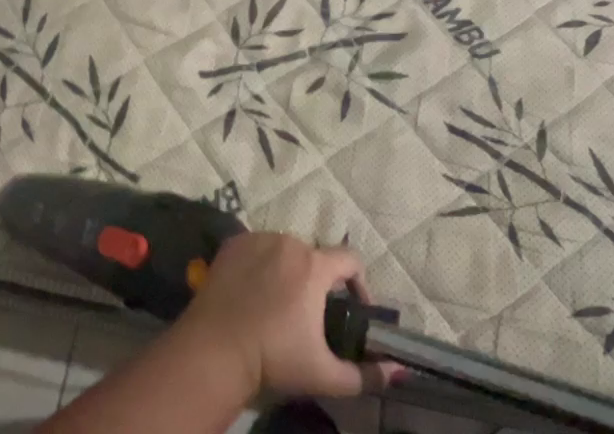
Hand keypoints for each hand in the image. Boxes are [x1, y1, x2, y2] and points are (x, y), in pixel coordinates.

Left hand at [172, 232, 405, 397]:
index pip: (351, 259)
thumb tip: (398, 372)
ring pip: (285, 250)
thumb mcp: (324, 374)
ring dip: (289, 270)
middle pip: (315, 256)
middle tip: (312, 313)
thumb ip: (366, 375)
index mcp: (314, 266)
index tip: (355, 307)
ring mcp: (257, 239)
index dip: (360, 282)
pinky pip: (257, 247)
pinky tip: (255, 290)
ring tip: (281, 302)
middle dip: (319, 281)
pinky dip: (261, 263)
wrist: (214, 350)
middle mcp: (288, 242)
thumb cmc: (273, 358)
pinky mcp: (232, 243)